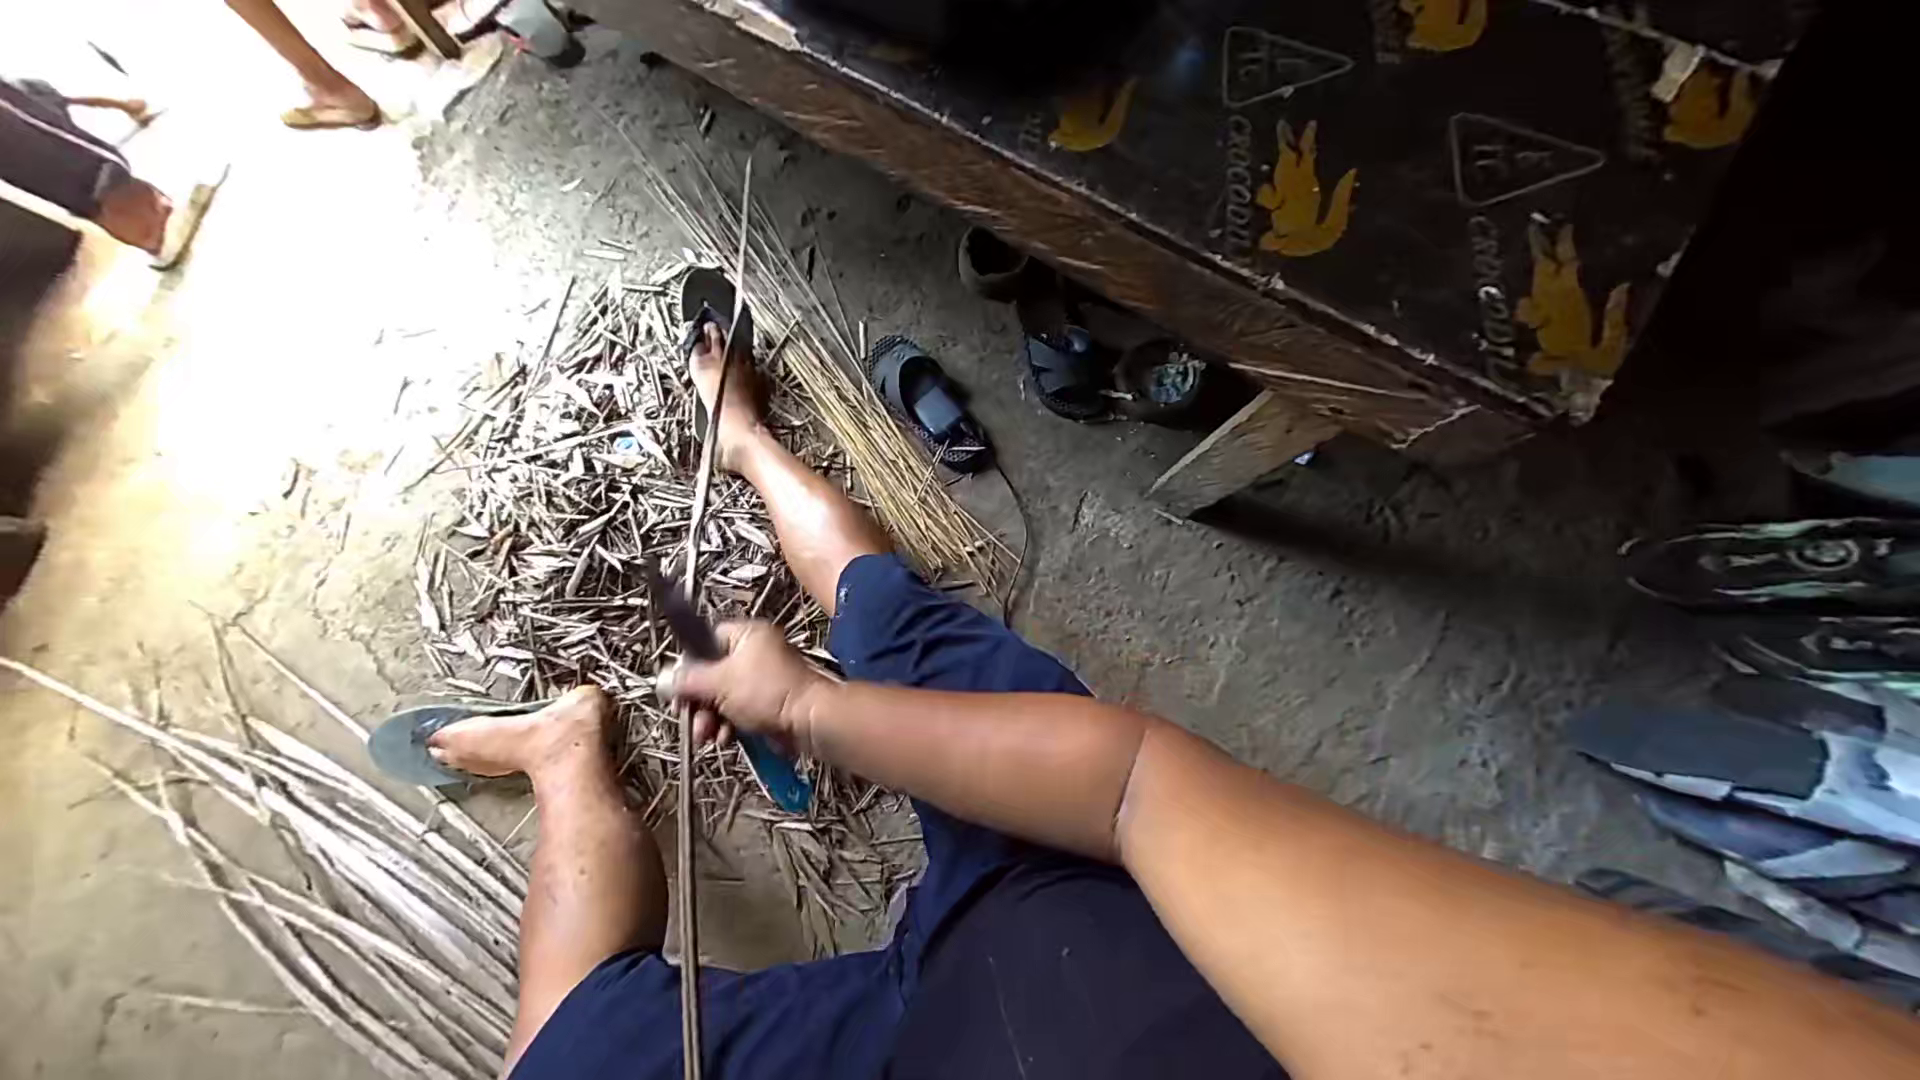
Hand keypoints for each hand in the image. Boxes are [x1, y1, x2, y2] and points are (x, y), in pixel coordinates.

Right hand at [655, 620, 828, 753]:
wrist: (808, 720)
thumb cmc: (770, 692)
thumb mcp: (720, 682)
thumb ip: (688, 680)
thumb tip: (663, 679)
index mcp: (748, 635)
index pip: (708, 639)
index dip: (690, 662)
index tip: (677, 685)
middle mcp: (756, 653)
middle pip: (712, 673)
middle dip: (698, 701)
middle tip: (687, 715)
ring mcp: (763, 680)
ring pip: (723, 697)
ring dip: (710, 718)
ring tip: (707, 734)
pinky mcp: (768, 704)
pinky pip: (738, 712)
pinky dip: (728, 725)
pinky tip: (724, 738)